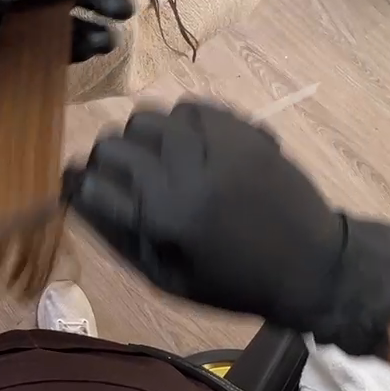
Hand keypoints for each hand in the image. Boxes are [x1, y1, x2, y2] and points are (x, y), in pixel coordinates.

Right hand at [66, 101, 389, 356]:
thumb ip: (118, 236)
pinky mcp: (243, 133)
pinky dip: (180, 123)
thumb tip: (77, 198)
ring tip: (155, 156)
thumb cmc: (231, 282)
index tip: (75, 182)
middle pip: (115, 145)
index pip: (93, 185)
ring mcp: (217, 150)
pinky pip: (191, 108)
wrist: (314, 268)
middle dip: (105, 160)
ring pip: (149, 118)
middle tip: (118, 174)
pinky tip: (188, 144)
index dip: (75, 181)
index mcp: (163, 219)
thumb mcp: (167, 277)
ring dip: (141, 138)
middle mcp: (184, 178)